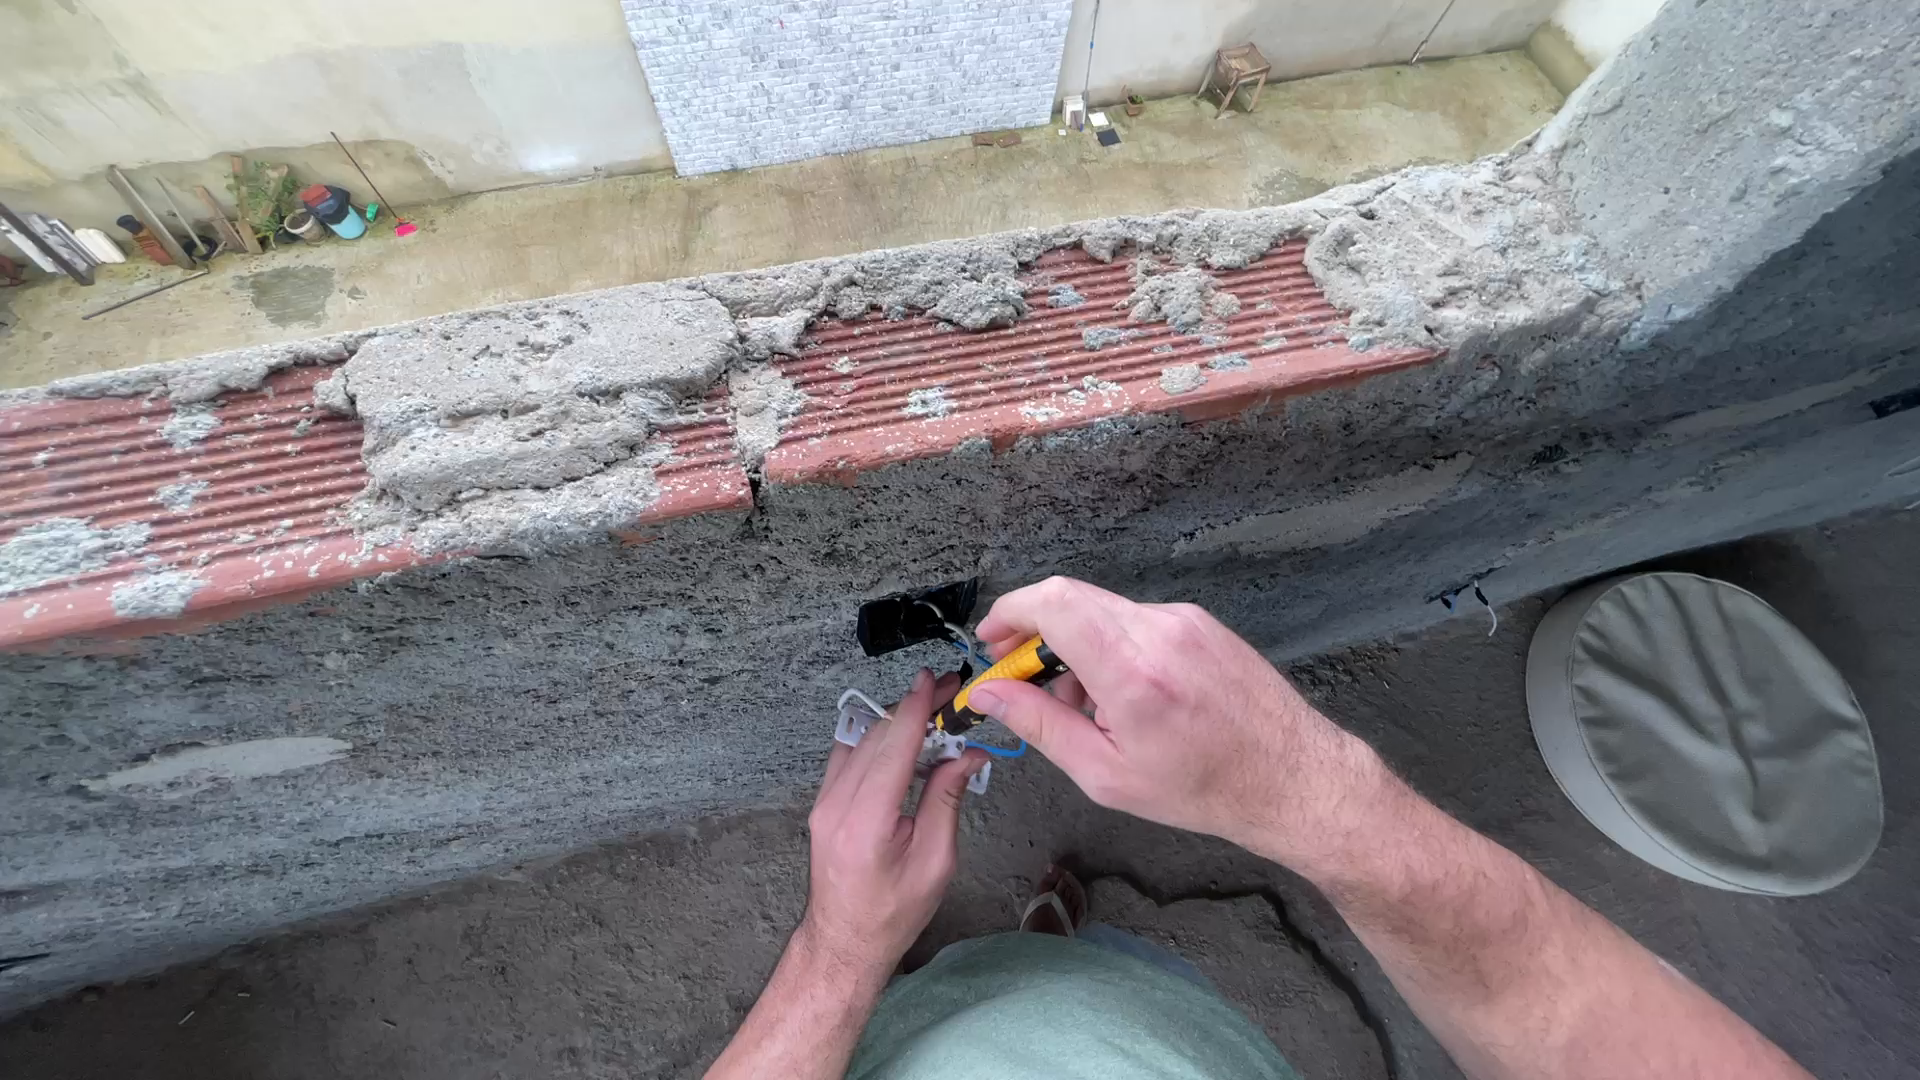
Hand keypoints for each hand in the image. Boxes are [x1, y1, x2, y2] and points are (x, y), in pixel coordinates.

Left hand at [800, 669, 986, 976]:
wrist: (843, 942)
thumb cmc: (895, 911)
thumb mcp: (935, 860)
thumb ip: (947, 798)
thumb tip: (969, 752)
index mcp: (867, 821)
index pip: (894, 746)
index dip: (916, 707)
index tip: (935, 680)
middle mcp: (836, 803)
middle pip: (877, 735)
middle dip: (914, 708)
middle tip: (949, 692)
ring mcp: (823, 800)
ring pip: (861, 739)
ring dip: (896, 719)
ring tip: (932, 710)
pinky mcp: (821, 801)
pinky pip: (848, 753)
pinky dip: (877, 737)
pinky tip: (901, 736)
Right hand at [970, 577, 1384, 870]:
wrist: (1294, 778)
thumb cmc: (1200, 788)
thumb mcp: (1105, 773)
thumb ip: (1039, 724)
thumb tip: (987, 693)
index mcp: (1133, 670)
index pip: (1054, 603)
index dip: (1010, 611)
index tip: (992, 641)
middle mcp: (1158, 629)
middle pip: (1069, 598)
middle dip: (1033, 630)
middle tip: (1021, 674)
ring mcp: (1182, 618)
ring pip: (1099, 609)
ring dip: (1071, 642)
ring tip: (1079, 699)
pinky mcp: (1197, 619)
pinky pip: (1131, 617)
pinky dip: (1106, 643)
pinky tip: (1117, 689)